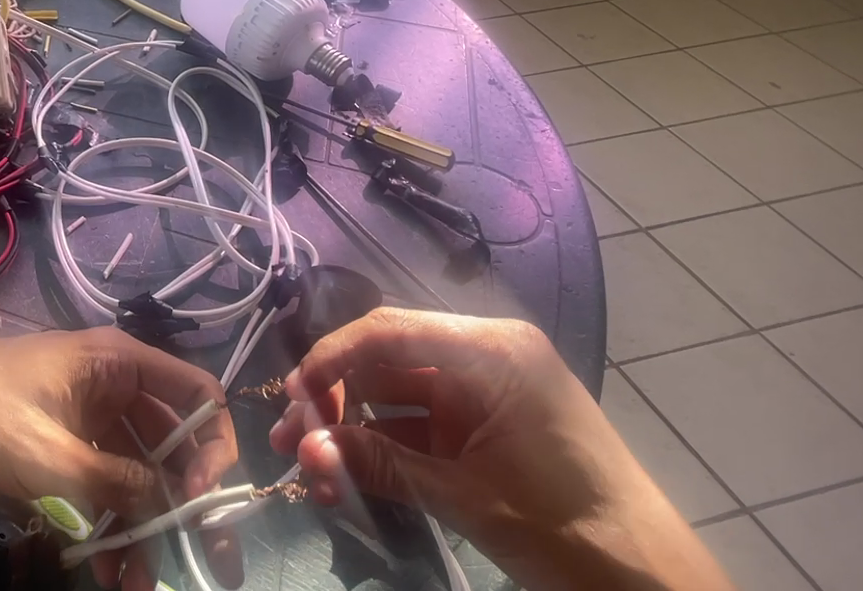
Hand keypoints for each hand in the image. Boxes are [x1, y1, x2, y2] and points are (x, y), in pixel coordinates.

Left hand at [0, 327, 242, 590]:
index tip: (203, 497)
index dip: (212, 444)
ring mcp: (86, 416)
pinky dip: (110, 522)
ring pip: (135, 472)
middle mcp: (110, 385)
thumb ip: (120, 484)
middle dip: (185, 503)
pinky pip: (103, 483)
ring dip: (143, 527)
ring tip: (139, 586)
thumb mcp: (55, 456)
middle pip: (169, 442)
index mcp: (116, 363)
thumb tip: (171, 504)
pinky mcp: (64, 444)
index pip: (194, 393)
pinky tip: (109, 571)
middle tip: (209, 562)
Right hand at [269, 308, 729, 590]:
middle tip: (288, 440)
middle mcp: (481, 357)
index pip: (390, 332)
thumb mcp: (470, 498)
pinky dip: (378, 450)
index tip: (291, 395)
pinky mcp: (478, 429)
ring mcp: (480, 394)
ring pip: (390, 396)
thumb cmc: (574, 531)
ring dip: (347, 428)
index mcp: (491, 351)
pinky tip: (343, 477)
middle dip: (332, 399)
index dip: (332, 357)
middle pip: (383, 361)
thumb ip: (380, 466)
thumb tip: (304, 451)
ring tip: (305, 466)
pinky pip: (412, 427)